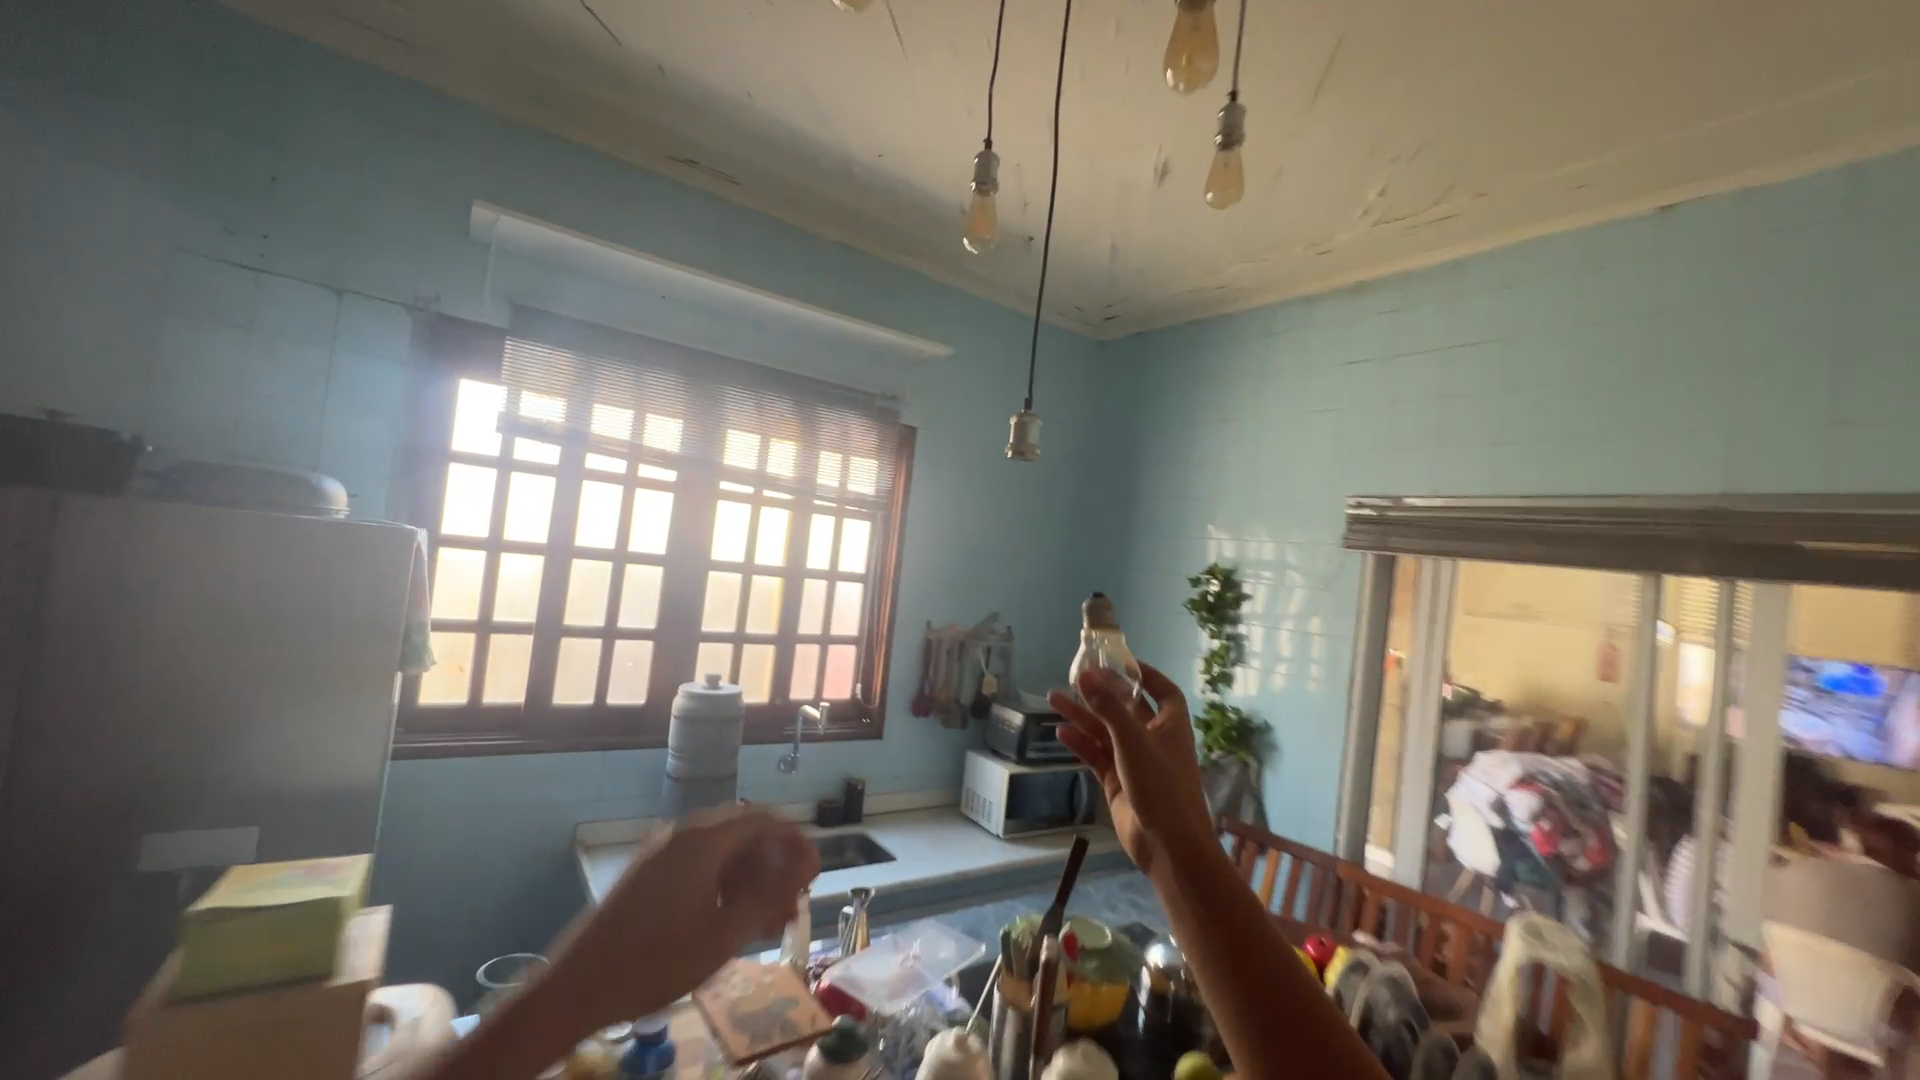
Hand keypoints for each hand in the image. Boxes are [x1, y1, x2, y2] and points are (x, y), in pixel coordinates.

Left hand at [543, 807, 819, 1029]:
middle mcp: (683, 835)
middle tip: (792, 905)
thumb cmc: (656, 962)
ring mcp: (660, 853)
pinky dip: (723, 886)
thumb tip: (804, 862)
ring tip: (767, 923)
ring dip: (750, 880)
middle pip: (744, 834)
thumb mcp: (725, 934)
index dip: (795, 842)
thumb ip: (770, 893)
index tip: (814, 874)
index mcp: (704, 841)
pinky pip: (697, 866)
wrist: (575, 989)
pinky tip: (730, 921)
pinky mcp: (646, 874)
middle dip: (774, 866)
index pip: (764, 820)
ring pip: (721, 853)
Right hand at [1050, 663, 1213, 875]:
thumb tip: (1086, 675)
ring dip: (1083, 717)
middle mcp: (1154, 740)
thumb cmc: (1161, 784)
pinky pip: (1097, 757)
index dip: (1145, 675)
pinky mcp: (1118, 784)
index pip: (1163, 691)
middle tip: (1075, 677)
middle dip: (1102, 694)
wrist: (1169, 845)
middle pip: (1126, 710)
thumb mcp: (1133, 740)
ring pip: (1105, 733)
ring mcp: (1135, 763)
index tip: (1121, 662)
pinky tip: (1060, 733)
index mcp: (1171, 725)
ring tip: (1054, 699)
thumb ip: (1107, 708)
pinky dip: (1081, 745)